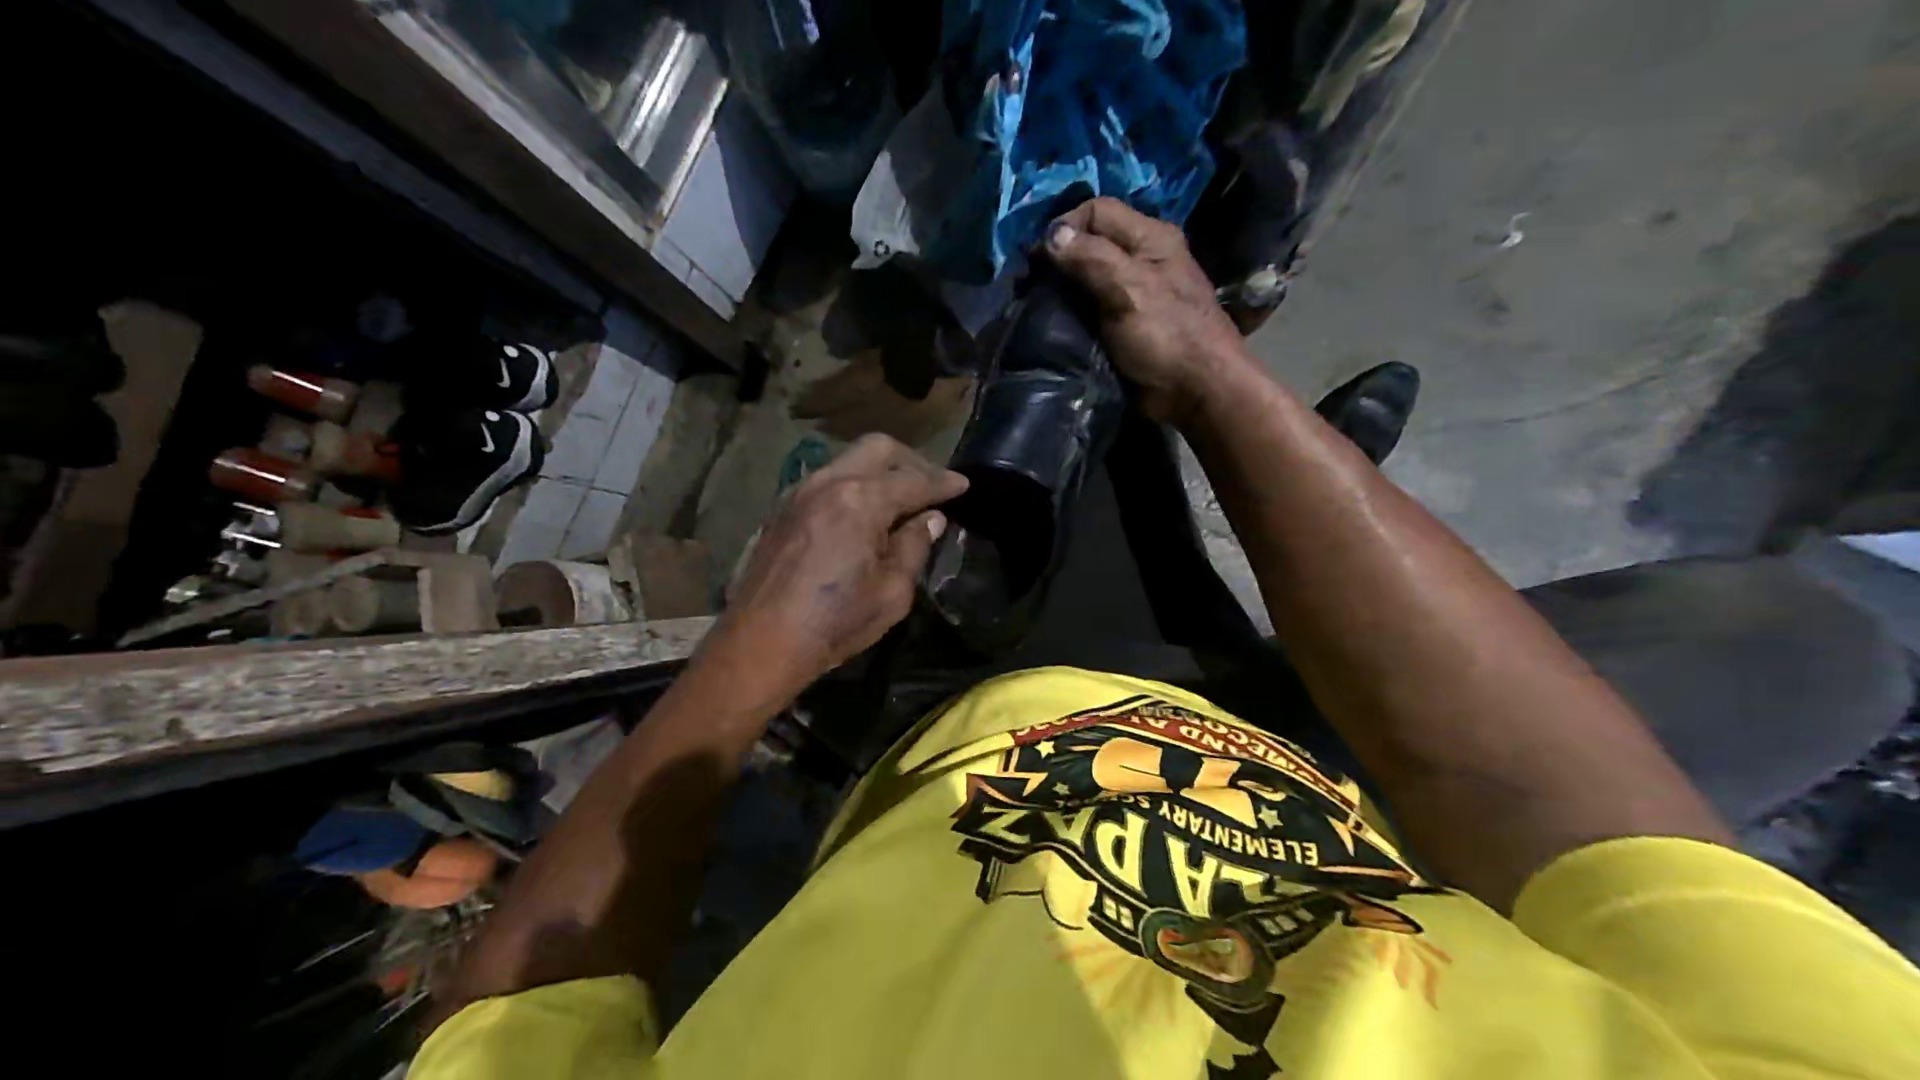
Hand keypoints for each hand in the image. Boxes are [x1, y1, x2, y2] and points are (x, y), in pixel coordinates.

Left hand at [702, 434, 968, 696]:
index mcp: (860, 501)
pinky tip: (861, 514)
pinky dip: (853, 486)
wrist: (760, 643)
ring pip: (848, 461)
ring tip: (898, 501)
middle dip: (912, 461)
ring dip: (879, 472)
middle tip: (931, 486)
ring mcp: (799, 492)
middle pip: (878, 449)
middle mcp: (828, 483)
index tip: (963, 485)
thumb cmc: (835, 623)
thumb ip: (913, 547)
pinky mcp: (781, 509)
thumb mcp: (892, 592)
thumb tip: (930, 519)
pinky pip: (827, 481)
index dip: (943, 483)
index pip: (914, 481)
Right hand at [1043, 197, 1253, 424]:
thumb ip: (1091, 257)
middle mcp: (1141, 259)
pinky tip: (1054, 323)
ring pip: (1086, 277)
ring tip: (1036, 305)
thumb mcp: (1129, 289)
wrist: (1195, 391)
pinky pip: (1090, 307)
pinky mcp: (1124, 324)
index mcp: (1150, 238)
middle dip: (1058, 259)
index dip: (1064, 226)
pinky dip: (1071, 312)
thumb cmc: (1167, 335)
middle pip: (1090, 243)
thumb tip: (1050, 235)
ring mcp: (1133, 293)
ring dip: (1061, 289)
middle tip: (1030, 285)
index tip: (1037, 259)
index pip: (1097, 210)